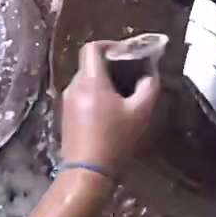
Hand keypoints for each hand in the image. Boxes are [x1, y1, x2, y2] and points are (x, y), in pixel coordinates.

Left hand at [59, 40, 159, 170]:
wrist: (87, 172)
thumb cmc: (115, 140)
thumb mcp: (140, 113)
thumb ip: (148, 88)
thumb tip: (149, 75)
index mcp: (90, 80)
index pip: (92, 47)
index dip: (109, 44)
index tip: (126, 53)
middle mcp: (74, 86)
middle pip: (90, 65)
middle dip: (110, 66)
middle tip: (130, 76)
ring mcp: (67, 102)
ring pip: (86, 81)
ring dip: (103, 83)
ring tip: (123, 96)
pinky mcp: (66, 116)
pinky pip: (81, 96)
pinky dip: (95, 96)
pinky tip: (109, 112)